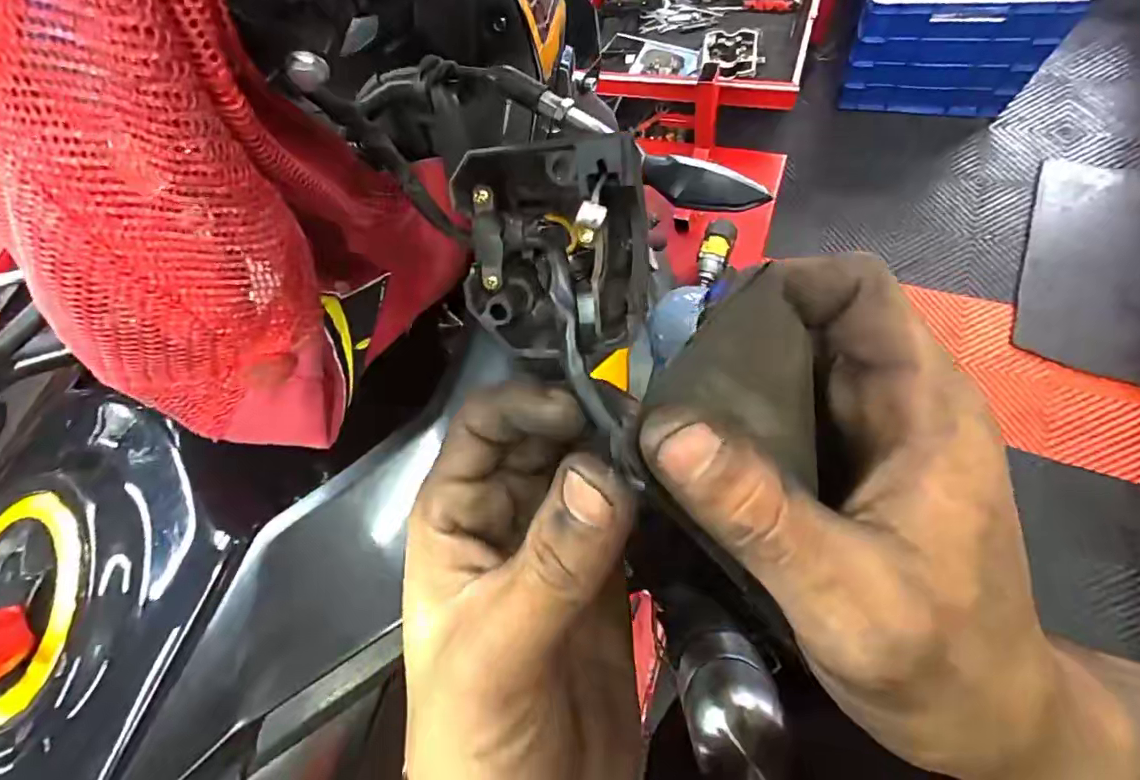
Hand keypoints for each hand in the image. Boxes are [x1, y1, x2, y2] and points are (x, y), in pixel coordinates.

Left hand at [403, 384, 642, 779]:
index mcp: (457, 512)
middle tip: (645, 420)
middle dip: (587, 421)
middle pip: (544, 438)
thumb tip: (603, 473)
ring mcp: (558, 538)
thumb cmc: (475, 735)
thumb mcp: (500, 647)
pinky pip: (626, 513)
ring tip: (670, 445)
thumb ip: (551, 563)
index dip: (526, 404)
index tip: (584, 408)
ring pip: (588, 469)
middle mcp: (506, 512)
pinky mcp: (604, 569)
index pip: (484, 426)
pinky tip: (681, 485)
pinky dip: (650, 496)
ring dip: (623, 454)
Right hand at [640, 254, 1128, 779]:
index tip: (717, 319)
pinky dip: (745, 407)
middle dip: (745, 327)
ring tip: (677, 400)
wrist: (989, 723)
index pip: (861, 288)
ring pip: (799, 358)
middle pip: (819, 317)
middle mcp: (900, 397)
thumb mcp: (844, 595)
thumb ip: (757, 513)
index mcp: (924, 402)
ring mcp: (875, 427)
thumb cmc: (942, 661)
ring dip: (738, 368)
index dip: (791, 279)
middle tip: (675, 367)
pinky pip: (790, 402)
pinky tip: (705, 440)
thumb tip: (667, 432)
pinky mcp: (852, 457)